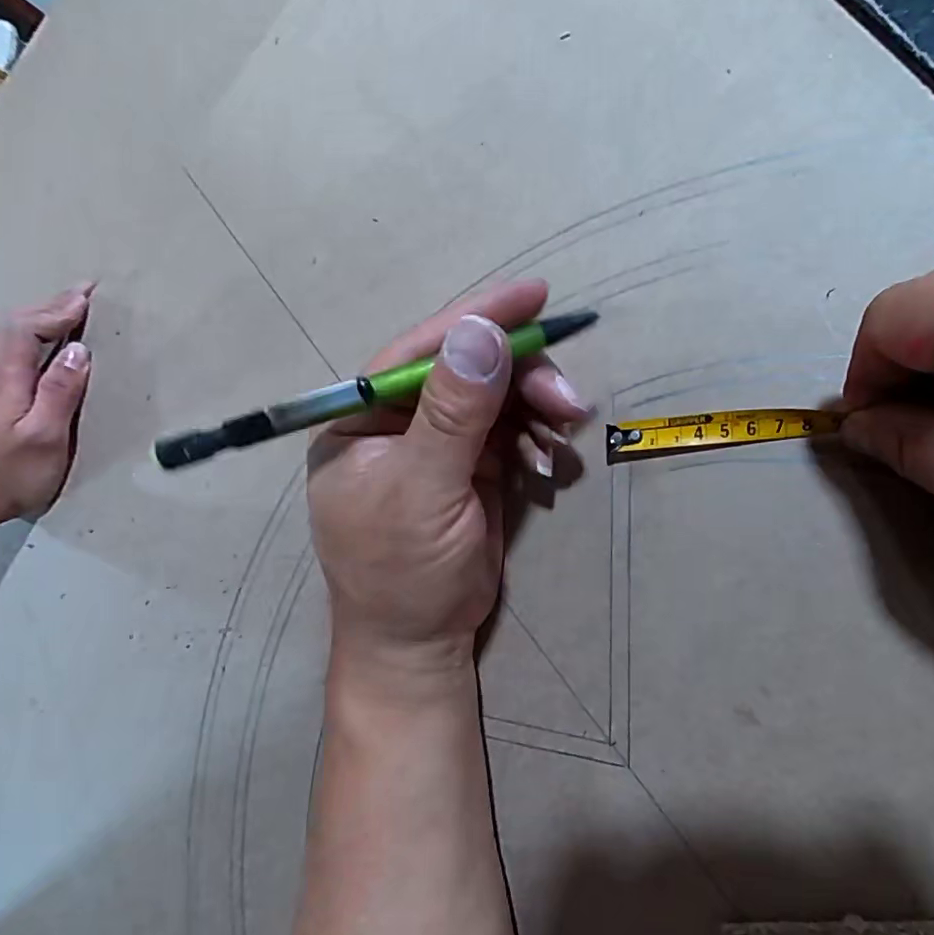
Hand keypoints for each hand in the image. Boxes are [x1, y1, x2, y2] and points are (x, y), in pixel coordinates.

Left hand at [0, 283, 95, 524]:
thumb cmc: (13, 472)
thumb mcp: (46, 435)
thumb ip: (61, 392)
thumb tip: (78, 351)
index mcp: (7, 381)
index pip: (27, 330)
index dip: (57, 311)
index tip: (89, 296)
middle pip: (14, 327)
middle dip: (50, 307)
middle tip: (86, 295)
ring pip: (12, 338)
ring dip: (42, 320)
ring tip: (72, 312)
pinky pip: (16, 354)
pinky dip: (37, 339)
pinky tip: (54, 345)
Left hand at [306, 279, 592, 677]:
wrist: (420, 640)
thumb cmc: (403, 571)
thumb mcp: (424, 490)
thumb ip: (452, 413)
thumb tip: (481, 333)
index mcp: (363, 417)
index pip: (423, 350)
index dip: (479, 318)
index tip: (535, 294)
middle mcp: (401, 420)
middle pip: (469, 371)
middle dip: (524, 377)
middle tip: (570, 399)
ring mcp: (440, 444)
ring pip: (497, 400)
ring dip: (538, 406)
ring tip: (569, 426)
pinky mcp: (473, 468)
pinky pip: (511, 432)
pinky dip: (537, 435)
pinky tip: (553, 455)